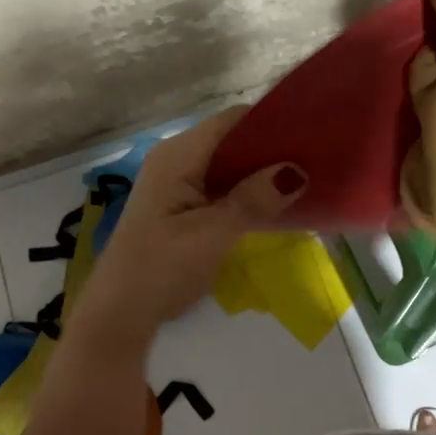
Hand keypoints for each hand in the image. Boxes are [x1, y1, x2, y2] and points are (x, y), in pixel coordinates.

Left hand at [72, 110, 306, 347]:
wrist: (119, 313)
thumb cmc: (161, 268)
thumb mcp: (212, 234)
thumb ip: (253, 200)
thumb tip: (296, 171)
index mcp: (178, 154)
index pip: (232, 120)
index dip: (270, 122)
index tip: (311, 133)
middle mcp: (175, 159)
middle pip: (231, 141)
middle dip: (270, 150)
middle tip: (317, 161)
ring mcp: (175, 184)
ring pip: (227, 166)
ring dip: (260, 174)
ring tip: (307, 180)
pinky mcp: (179, 207)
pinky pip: (219, 188)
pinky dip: (245, 192)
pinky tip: (274, 205)